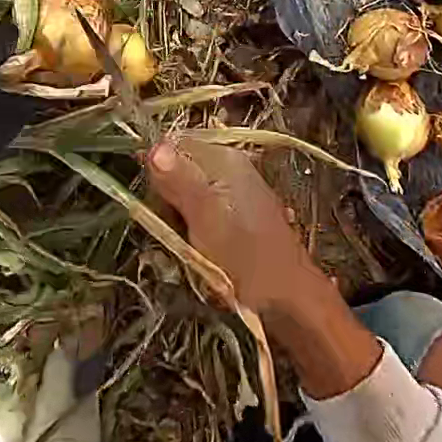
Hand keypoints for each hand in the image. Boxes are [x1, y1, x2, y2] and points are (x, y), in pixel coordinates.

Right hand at [145, 137, 379, 396]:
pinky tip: (198, 251)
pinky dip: (191, 233)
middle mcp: (229, 168)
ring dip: (177, 221)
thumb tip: (153, 147)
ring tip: (187, 245)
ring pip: (184, 196)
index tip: (154, 200)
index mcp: (223, 158)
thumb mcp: (205, 215)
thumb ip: (179, 180)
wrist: (288, 298)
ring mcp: (233, 193)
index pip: (174, 144)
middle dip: (166, 200)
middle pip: (177, 171)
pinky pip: (198, 215)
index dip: (156, 169)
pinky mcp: (234, 218)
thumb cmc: (246, 255)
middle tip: (174, 228)